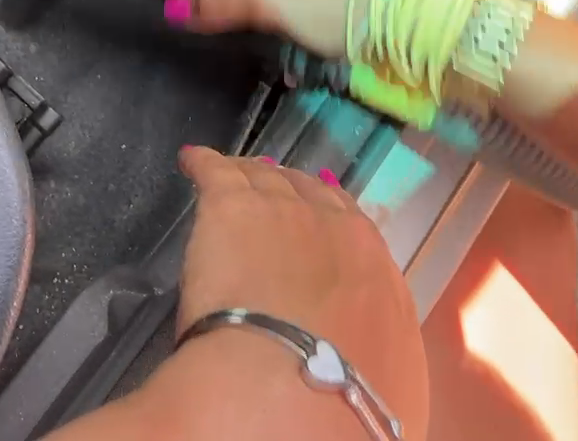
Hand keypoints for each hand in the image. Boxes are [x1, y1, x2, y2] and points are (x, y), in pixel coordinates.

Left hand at [174, 146, 427, 435]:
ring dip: (248, 176)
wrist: (290, 400)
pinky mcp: (231, 205)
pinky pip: (215, 170)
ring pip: (262, 177)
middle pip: (308, 193)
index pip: (352, 229)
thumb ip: (375, 349)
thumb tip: (363, 354)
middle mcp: (334, 229)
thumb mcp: (386, 387)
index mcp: (377, 275)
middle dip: (289, 192)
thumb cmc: (341, 415)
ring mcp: (282, 210)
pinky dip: (202, 164)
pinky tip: (191, 161)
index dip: (326, 222)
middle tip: (268, 196)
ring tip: (232, 176)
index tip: (310, 225)